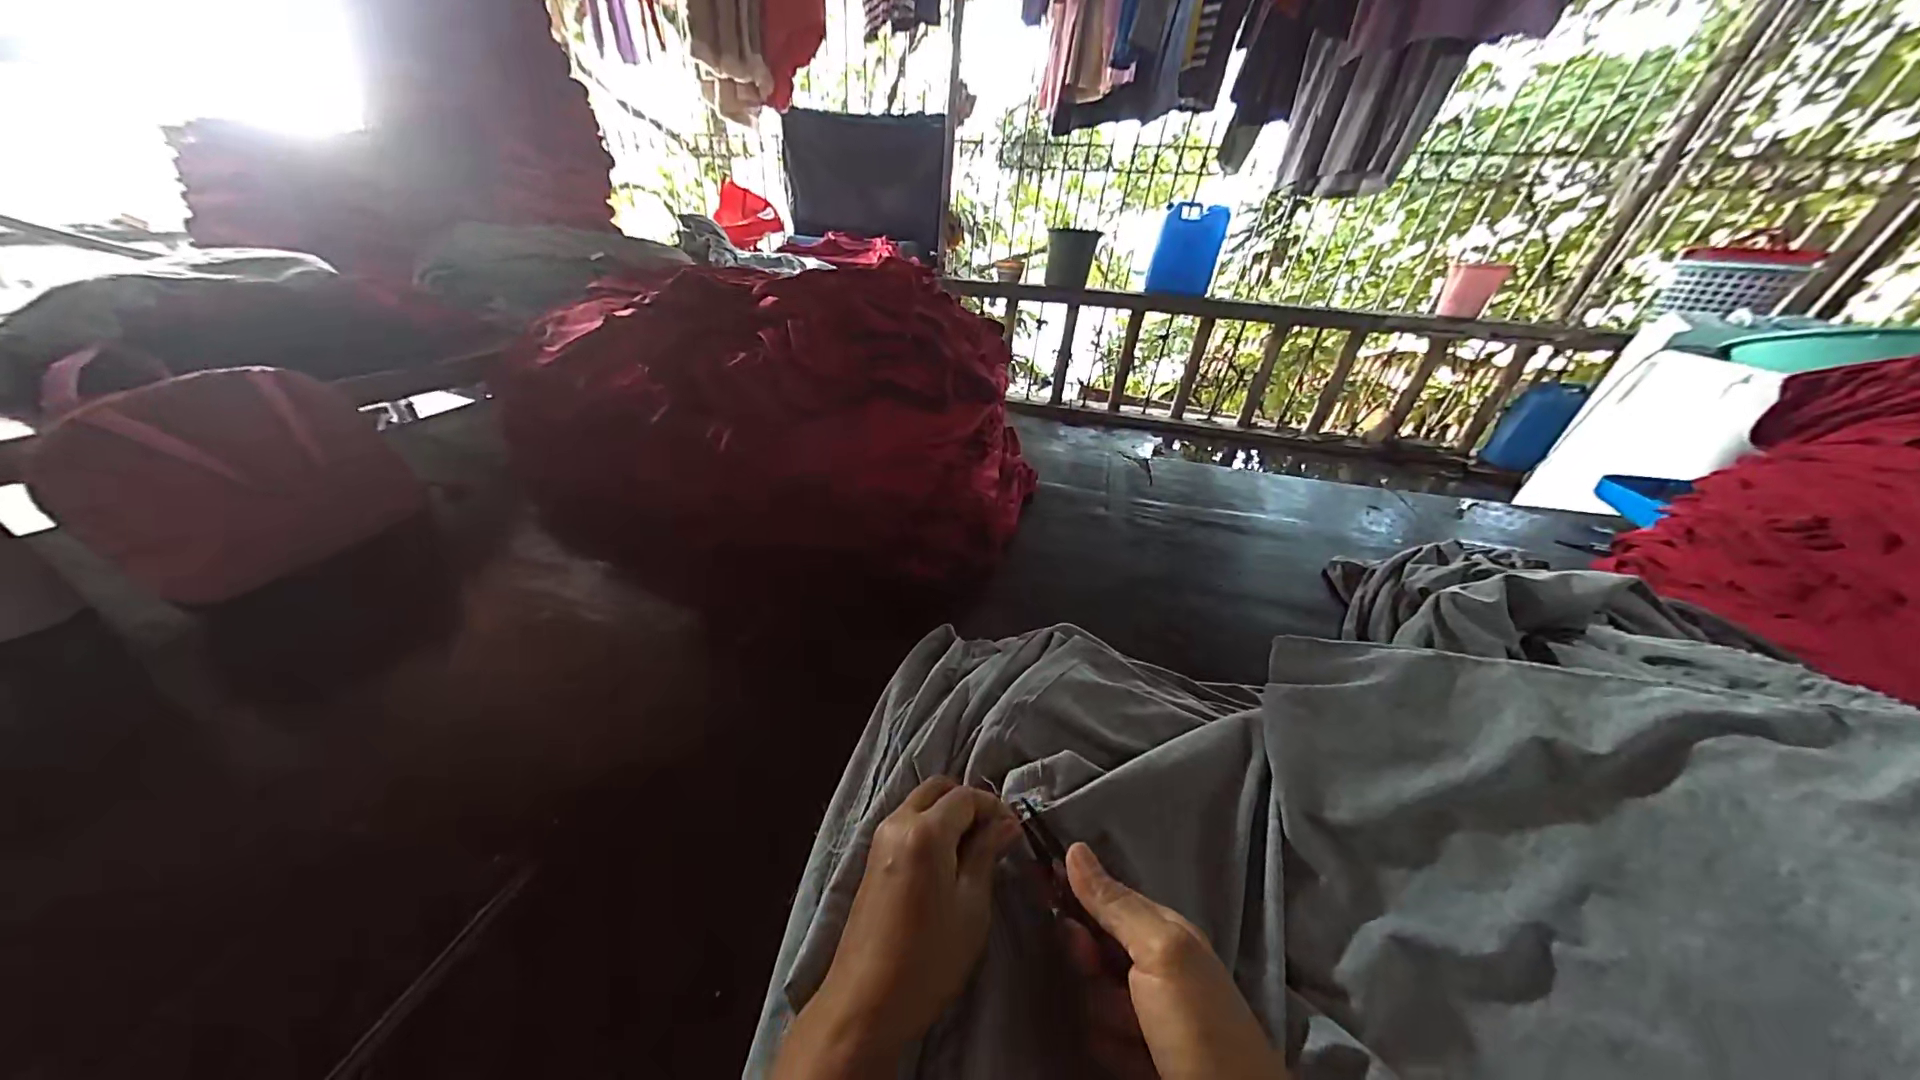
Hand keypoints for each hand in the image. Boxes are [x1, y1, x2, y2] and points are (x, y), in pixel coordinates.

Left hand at [772, 775, 1020, 1079]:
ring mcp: (880, 838)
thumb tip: (1006, 823)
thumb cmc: (929, 957)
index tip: (1015, 831)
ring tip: (974, 851)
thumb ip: (986, 853)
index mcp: (924, 830)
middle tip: (994, 835)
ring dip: (949, 813)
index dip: (995, 807)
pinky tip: (948, 861)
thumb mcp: (971, 905)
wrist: (865, 1003)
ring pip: (921, 802)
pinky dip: (931, 826)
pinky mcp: (872, 858)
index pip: (966, 795)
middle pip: (938, 788)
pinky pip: (907, 822)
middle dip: (969, 802)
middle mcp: (897, 822)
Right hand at [1064, 841, 1289, 1079]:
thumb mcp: (1162, 954)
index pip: (1101, 896)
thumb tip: (1075, 849)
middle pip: (1088, 946)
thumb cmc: (1199, 1027)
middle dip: (1088, 966)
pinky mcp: (1133, 1052)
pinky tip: (1133, 1061)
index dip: (1071, 896)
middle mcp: (1149, 963)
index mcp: (1160, 929)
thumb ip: (1117, 905)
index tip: (1050, 902)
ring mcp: (1142, 1011)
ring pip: (1087, 993)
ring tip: (1134, 1037)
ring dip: (1102, 1015)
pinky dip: (1110, 1049)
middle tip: (1108, 984)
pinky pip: (1096, 1035)